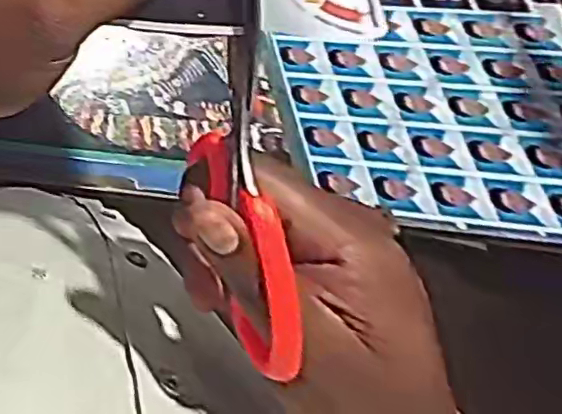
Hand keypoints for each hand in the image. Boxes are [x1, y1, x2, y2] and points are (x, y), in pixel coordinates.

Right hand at [174, 154, 455, 413]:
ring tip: (223, 296)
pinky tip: (238, 294)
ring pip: (242, 212)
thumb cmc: (366, 404)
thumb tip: (204, 209)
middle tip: (209, 279)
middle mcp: (346, 226)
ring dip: (218, 251)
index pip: (255, 170)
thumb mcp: (300, 338)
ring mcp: (334, 241)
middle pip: (244, 189)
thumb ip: (249, 268)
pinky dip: (235, 261)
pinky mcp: (319, 255)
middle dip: (211, 230)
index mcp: (351, 235)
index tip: (195, 231)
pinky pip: (256, 235)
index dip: (212, 192)